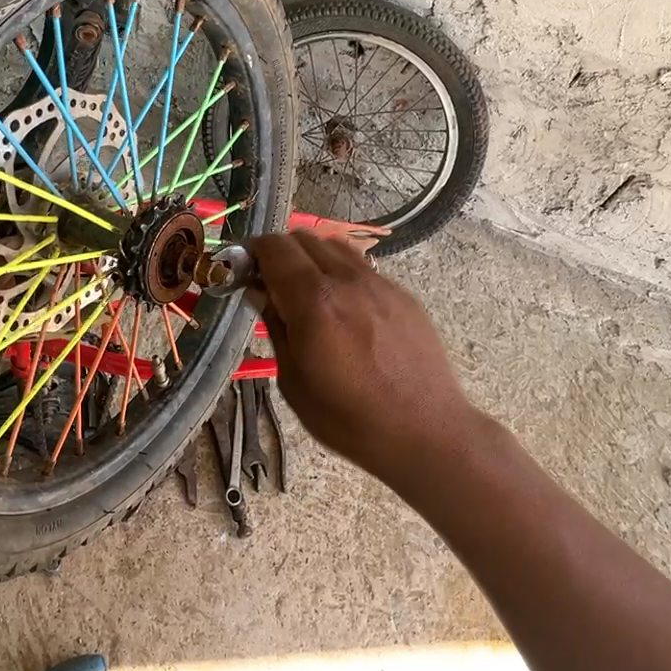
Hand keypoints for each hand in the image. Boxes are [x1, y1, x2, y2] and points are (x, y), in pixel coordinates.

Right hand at [247, 231, 478, 484]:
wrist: (426, 432)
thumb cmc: (350, 419)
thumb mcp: (293, 382)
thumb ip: (276, 328)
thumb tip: (261, 293)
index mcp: (314, 301)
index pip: (274, 247)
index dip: (252, 253)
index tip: (244, 272)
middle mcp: (346, 280)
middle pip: (303, 238)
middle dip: (280, 254)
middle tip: (273, 285)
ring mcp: (379, 282)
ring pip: (334, 246)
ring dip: (312, 259)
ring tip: (309, 294)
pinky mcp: (401, 293)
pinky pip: (362, 267)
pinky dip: (342, 274)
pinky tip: (345, 310)